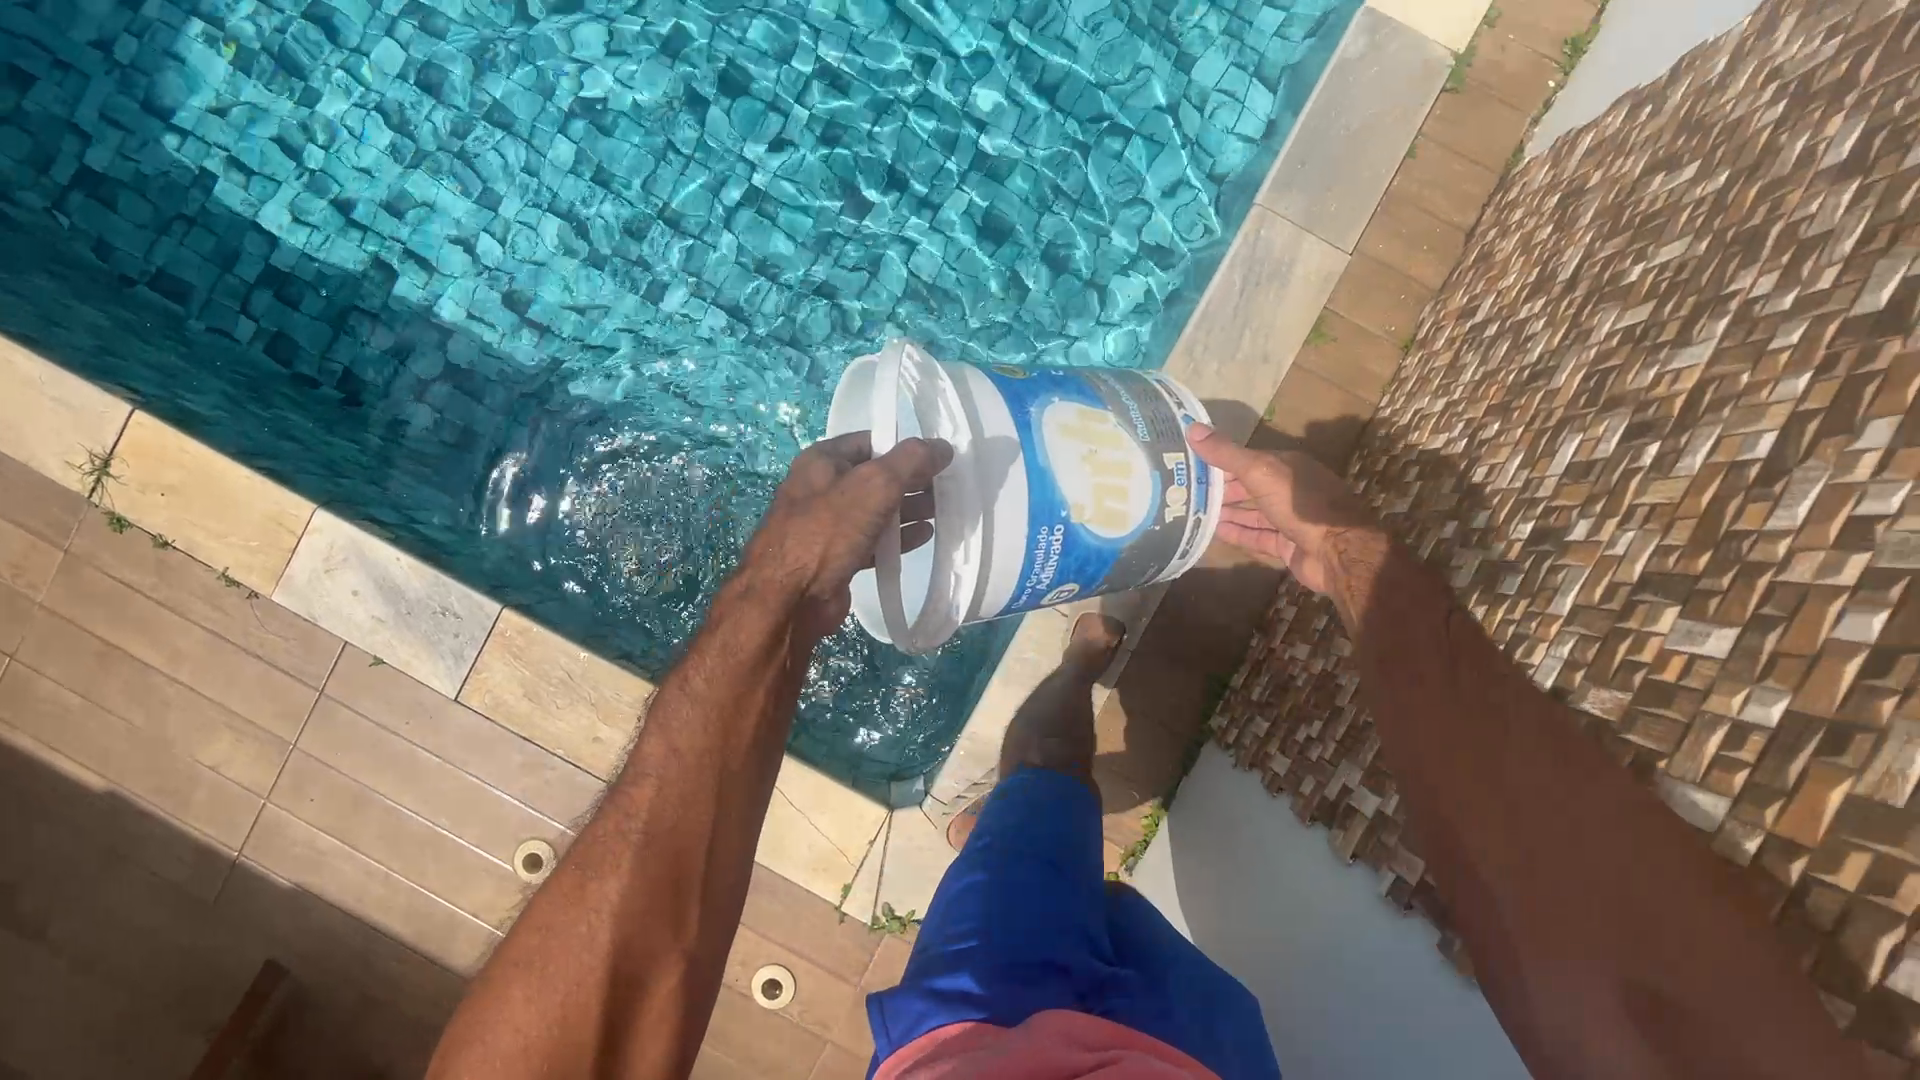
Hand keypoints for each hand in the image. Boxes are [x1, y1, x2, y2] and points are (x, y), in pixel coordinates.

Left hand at [743, 432, 952, 639]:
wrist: (789, 598)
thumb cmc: (828, 530)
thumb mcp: (875, 485)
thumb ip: (911, 461)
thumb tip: (943, 447)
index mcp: (822, 461)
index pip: (870, 442)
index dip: (904, 447)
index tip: (938, 458)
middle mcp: (823, 488)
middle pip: (876, 477)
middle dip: (912, 481)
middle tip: (947, 487)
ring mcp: (829, 525)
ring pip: (877, 511)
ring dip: (909, 510)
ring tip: (942, 511)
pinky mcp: (838, 557)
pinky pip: (874, 541)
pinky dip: (898, 538)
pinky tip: (924, 537)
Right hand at [1186, 423, 1375, 594]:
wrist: (1338, 550)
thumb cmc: (1299, 503)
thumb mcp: (1259, 471)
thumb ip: (1226, 453)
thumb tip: (1192, 427)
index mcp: (1286, 465)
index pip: (1246, 460)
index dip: (1218, 462)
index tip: (1190, 466)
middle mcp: (1289, 489)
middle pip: (1248, 487)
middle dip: (1220, 489)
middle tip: (1186, 493)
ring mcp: (1289, 518)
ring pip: (1252, 512)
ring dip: (1226, 512)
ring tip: (1194, 513)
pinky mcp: (1287, 545)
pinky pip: (1257, 536)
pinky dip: (1237, 533)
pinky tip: (1215, 533)